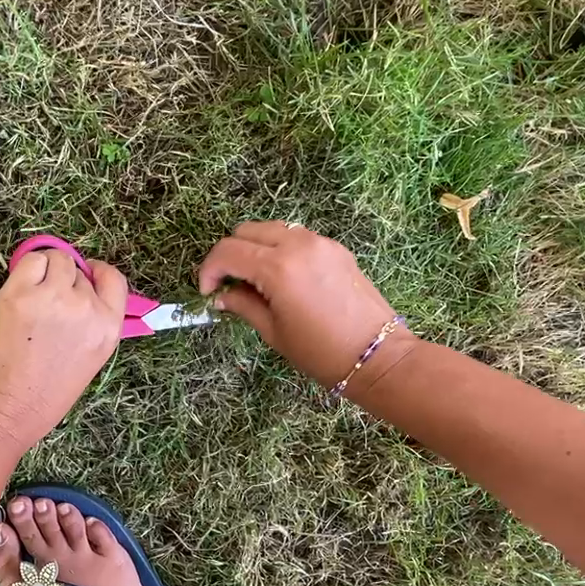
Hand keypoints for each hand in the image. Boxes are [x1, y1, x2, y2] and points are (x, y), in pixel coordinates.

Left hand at [0, 248, 127, 450]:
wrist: (0, 411)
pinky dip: (25, 268)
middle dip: (65, 281)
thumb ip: (90, 328)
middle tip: (46, 303)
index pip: (115, 281)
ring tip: (30, 295)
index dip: (98, 273)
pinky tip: (18, 288)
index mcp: (107, 331)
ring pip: (56, 260)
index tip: (86, 273)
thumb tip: (77, 298)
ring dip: (46, 270)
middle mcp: (85, 309)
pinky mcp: (18, 292)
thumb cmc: (40, 400)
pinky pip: (29, 261)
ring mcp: (52, 297)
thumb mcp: (87, 363)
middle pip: (80, 273)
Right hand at [197, 222, 407, 388]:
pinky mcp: (335, 248)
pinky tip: (283, 281)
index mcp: (278, 268)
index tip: (207, 291)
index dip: (209, 270)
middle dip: (230, 255)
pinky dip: (280, 251)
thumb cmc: (321, 352)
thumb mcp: (273, 331)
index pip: (227, 252)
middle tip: (229, 285)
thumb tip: (221, 294)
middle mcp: (297, 244)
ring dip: (255, 249)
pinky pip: (296, 238)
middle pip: (246, 231)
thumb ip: (242, 304)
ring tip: (255, 282)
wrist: (377, 356)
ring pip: (271, 229)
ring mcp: (320, 242)